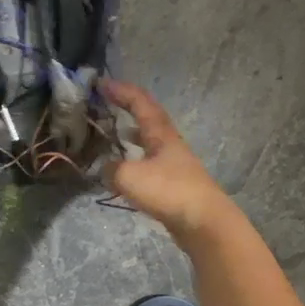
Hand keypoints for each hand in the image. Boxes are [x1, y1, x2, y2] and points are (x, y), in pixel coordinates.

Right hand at [100, 79, 228, 234]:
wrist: (204, 222)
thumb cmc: (168, 191)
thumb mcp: (129, 177)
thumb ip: (111, 169)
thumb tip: (104, 169)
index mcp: (161, 134)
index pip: (140, 103)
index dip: (121, 91)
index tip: (101, 83)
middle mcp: (169, 145)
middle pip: (149, 120)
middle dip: (128, 110)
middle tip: (107, 105)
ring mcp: (174, 165)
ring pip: (150, 143)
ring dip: (133, 136)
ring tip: (115, 136)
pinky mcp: (174, 186)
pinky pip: (149, 165)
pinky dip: (134, 162)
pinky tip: (125, 173)